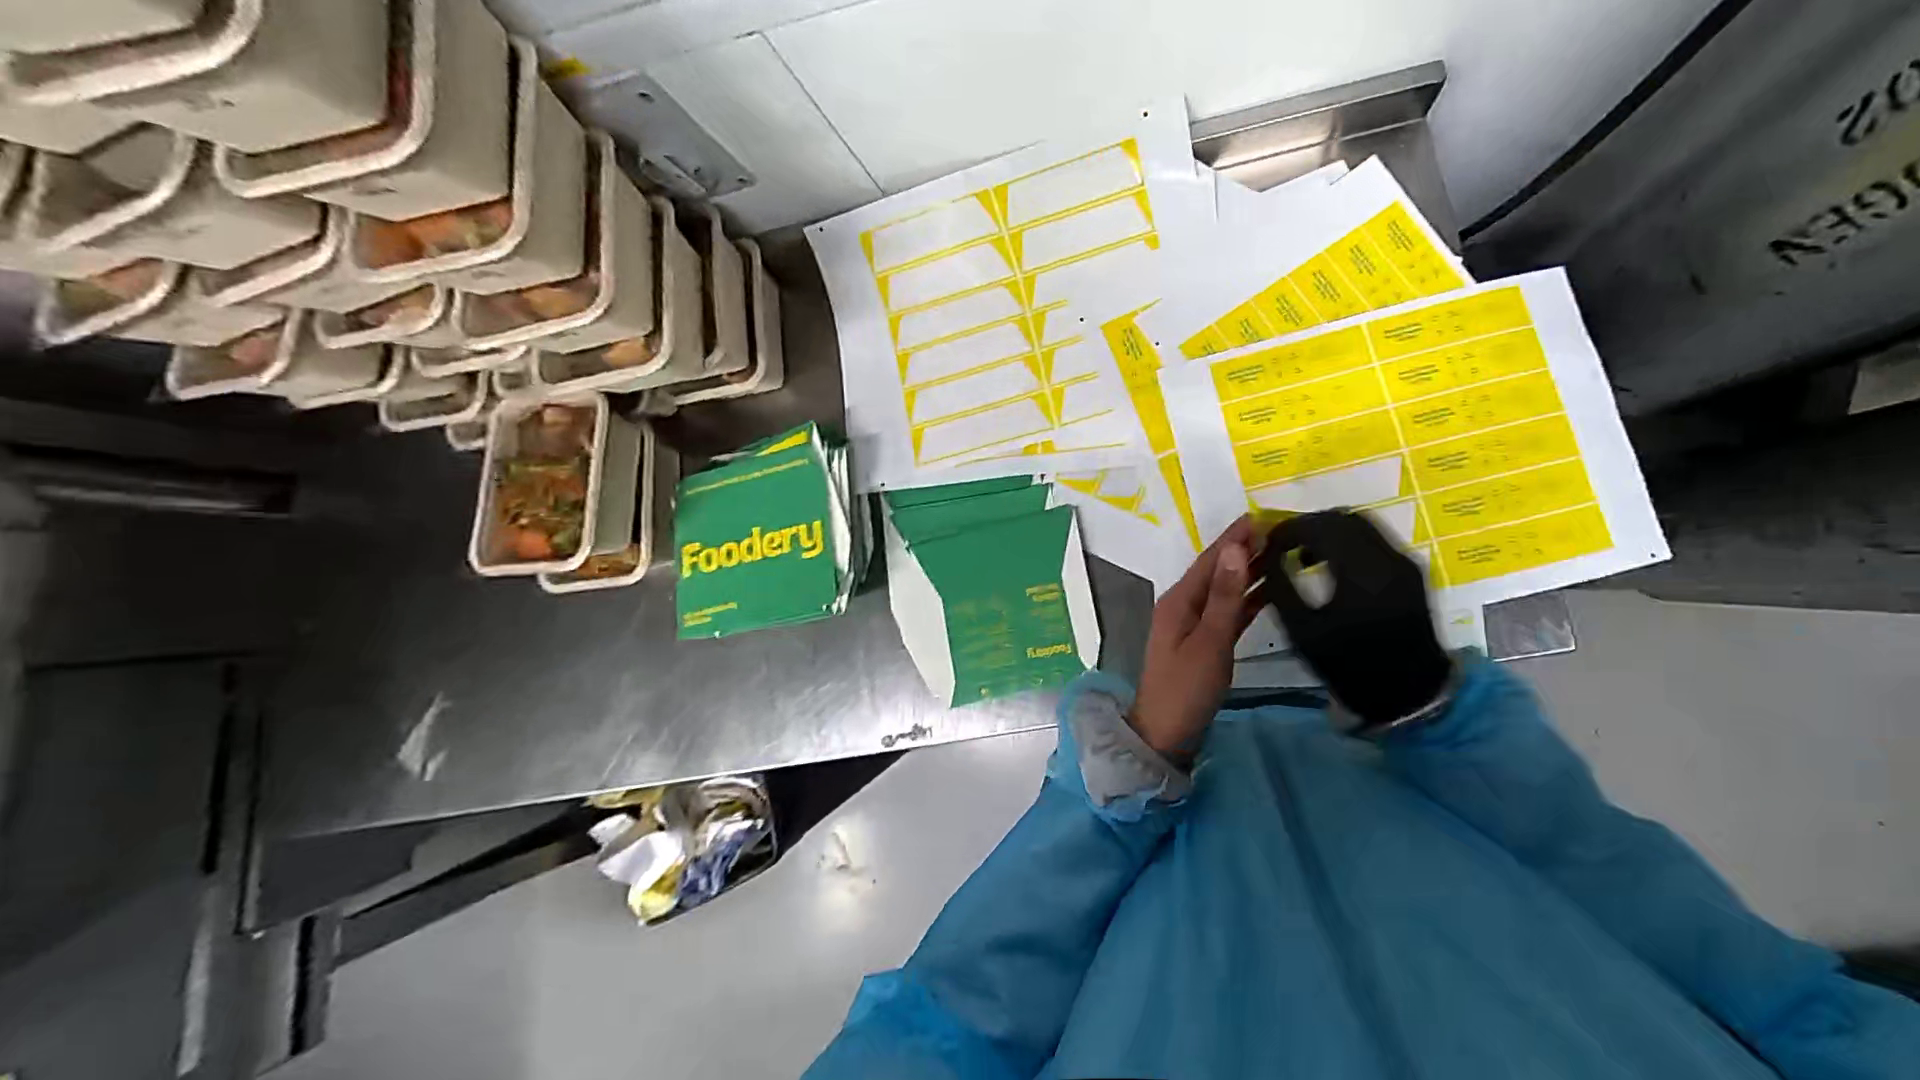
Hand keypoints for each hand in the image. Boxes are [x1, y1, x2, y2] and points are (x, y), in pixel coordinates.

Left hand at [1128, 515, 1264, 763]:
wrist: (1167, 734)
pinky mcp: (1204, 643)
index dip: (1234, 538)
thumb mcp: (1209, 641)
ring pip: (1224, 590)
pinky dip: (1247, 600)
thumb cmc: (1186, 689)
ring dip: (1248, 572)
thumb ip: (1224, 597)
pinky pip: (1228, 612)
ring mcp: (1192, 625)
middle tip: (1280, 530)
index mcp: (1179, 601)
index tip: (1261, 515)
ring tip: (1281, 553)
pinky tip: (1270, 592)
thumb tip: (1235, 549)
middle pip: (1216, 571)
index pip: (1210, 560)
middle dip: (1244, 550)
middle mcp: (1183, 606)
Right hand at [1260, 510, 1450, 728]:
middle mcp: (1388, 557)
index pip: (1319, 527)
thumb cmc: (1348, 664)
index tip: (1268, 543)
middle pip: (1342, 517)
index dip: (1288, 529)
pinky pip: (1374, 539)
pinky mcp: (1411, 571)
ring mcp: (1404, 562)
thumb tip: (1266, 556)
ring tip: (1304, 555)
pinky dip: (1347, 542)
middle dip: (1308, 526)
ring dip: (1328, 532)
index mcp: (1360, 572)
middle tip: (1284, 545)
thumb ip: (1281, 587)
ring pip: (1361, 524)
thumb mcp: (1302, 630)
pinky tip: (1331, 567)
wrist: (1407, 691)